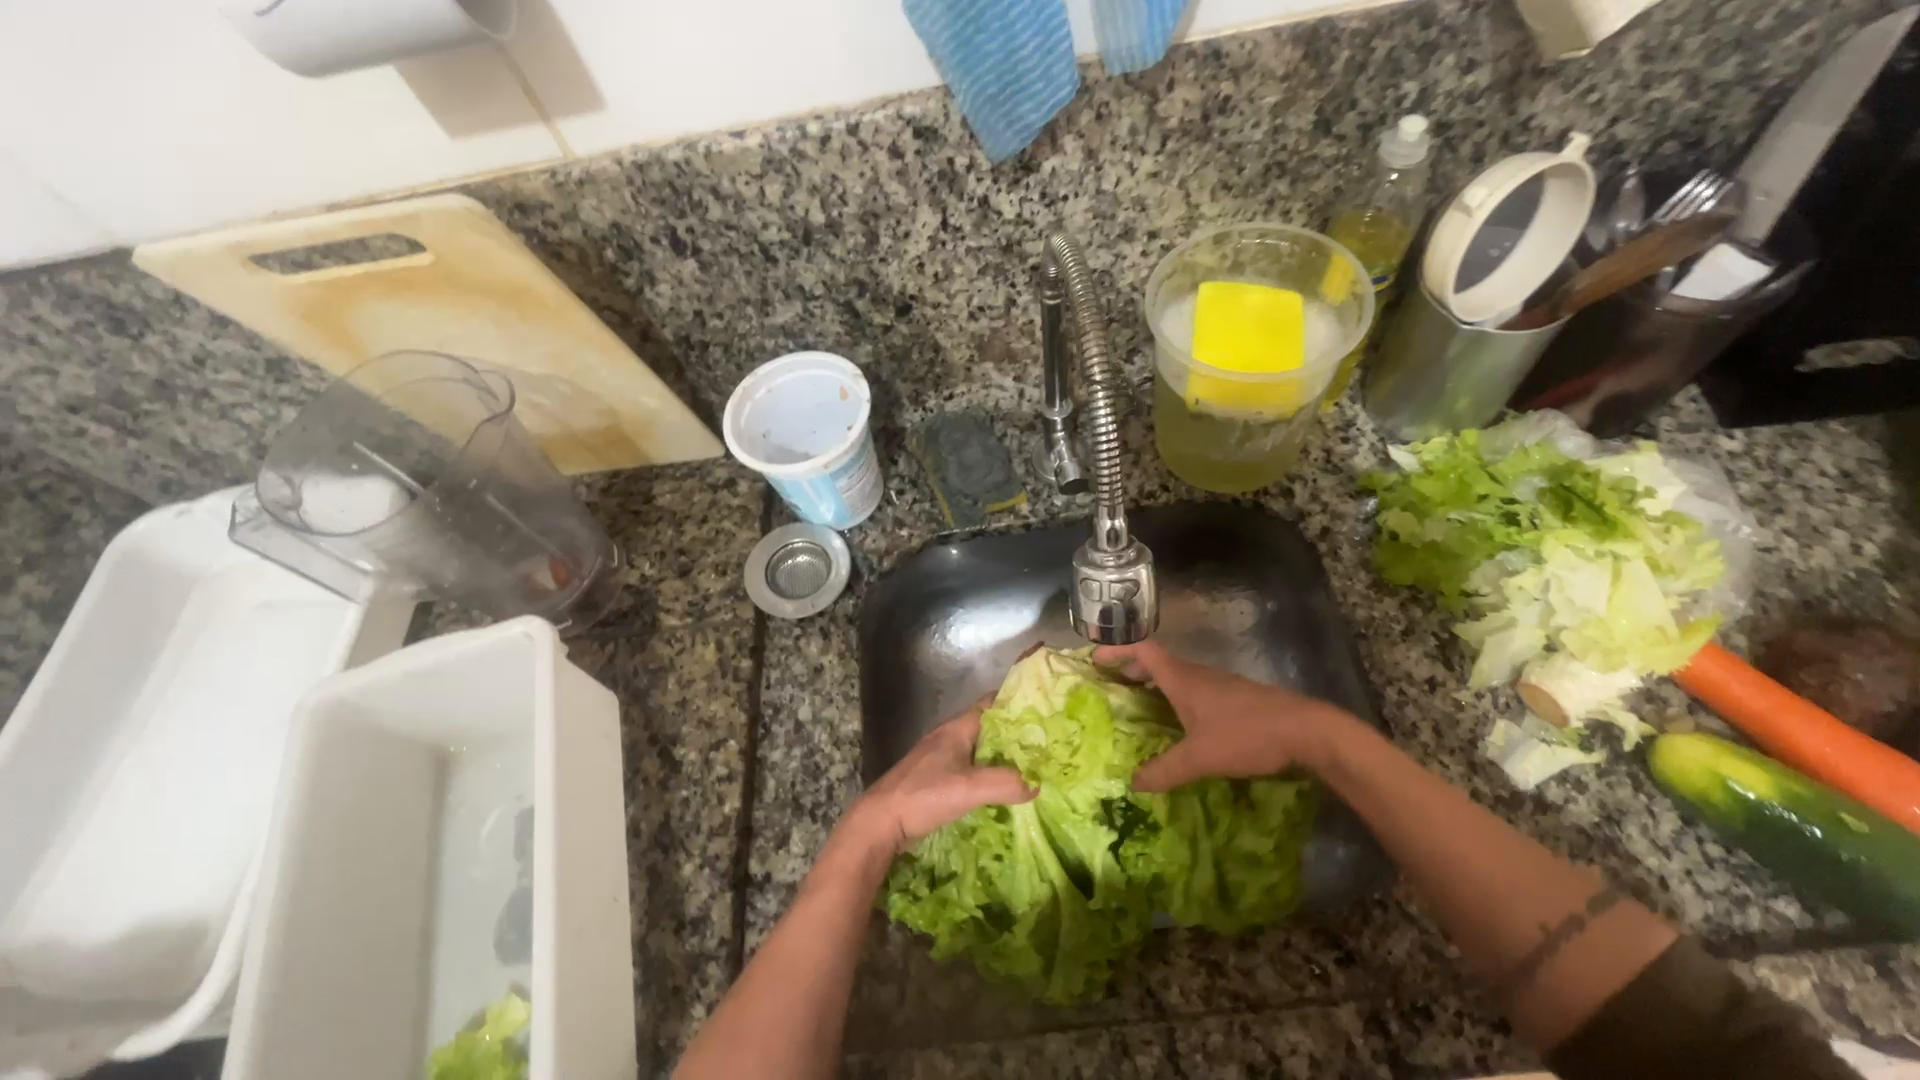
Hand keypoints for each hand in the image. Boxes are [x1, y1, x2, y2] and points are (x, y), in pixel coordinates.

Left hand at [848, 696, 1034, 855]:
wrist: (880, 822)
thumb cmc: (923, 796)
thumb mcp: (970, 788)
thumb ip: (1005, 783)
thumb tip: (1036, 784)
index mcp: (956, 730)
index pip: (990, 705)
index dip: (1015, 704)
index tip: (1042, 714)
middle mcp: (947, 739)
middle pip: (987, 729)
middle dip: (1013, 736)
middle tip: (1044, 748)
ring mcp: (938, 760)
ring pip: (978, 752)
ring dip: (1000, 759)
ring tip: (1030, 770)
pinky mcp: (934, 781)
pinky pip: (968, 771)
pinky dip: (986, 776)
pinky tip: (1000, 792)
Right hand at [1093, 639, 1356, 791]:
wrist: (1307, 732)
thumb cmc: (1247, 734)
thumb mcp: (1200, 758)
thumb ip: (1164, 771)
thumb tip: (1133, 783)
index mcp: (1183, 679)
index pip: (1143, 650)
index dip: (1118, 649)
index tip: (1095, 658)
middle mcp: (1199, 676)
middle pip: (1158, 663)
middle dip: (1132, 672)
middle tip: (1112, 689)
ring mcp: (1220, 686)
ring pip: (1179, 679)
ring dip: (1156, 687)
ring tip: (1141, 710)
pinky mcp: (1237, 700)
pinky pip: (1197, 693)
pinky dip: (1178, 701)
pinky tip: (1182, 727)